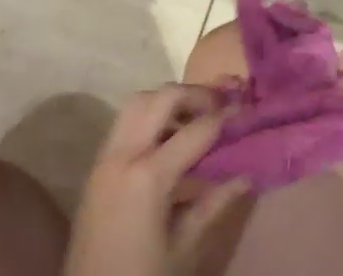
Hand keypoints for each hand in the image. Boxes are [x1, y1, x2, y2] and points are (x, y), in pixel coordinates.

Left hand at [64, 84, 251, 275]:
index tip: (247, 108)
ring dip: (168, 101)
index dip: (226, 116)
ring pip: (137, 103)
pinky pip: (123, 124)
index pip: (197, 130)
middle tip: (221, 105)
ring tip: (194, 118)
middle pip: (161, 98)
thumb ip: (215, 204)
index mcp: (148, 177)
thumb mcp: (185, 248)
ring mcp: (104, 159)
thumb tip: (247, 173)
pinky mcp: (95, 169)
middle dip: (195, 94)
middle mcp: (123, 155)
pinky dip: (149, 117)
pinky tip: (169, 140)